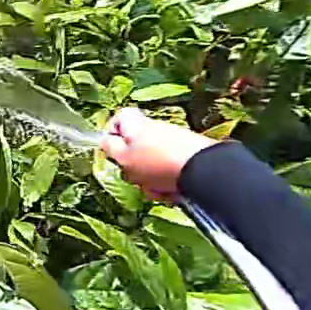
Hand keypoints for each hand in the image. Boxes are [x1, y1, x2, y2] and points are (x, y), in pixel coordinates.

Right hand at [100, 107, 216, 199]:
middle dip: (133, 165)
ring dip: (151, 179)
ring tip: (158, 190)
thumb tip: (106, 141)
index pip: (120, 117)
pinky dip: (168, 182)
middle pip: (136, 146)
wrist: (205, 171)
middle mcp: (157, 130)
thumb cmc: (156, 163)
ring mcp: (176, 142)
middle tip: (135, 176)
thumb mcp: (124, 157)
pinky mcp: (191, 156)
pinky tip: (172, 192)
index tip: (111, 149)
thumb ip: (110, 147)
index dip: (112, 131)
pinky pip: (170, 170)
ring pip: (152, 163)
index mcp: (137, 126)